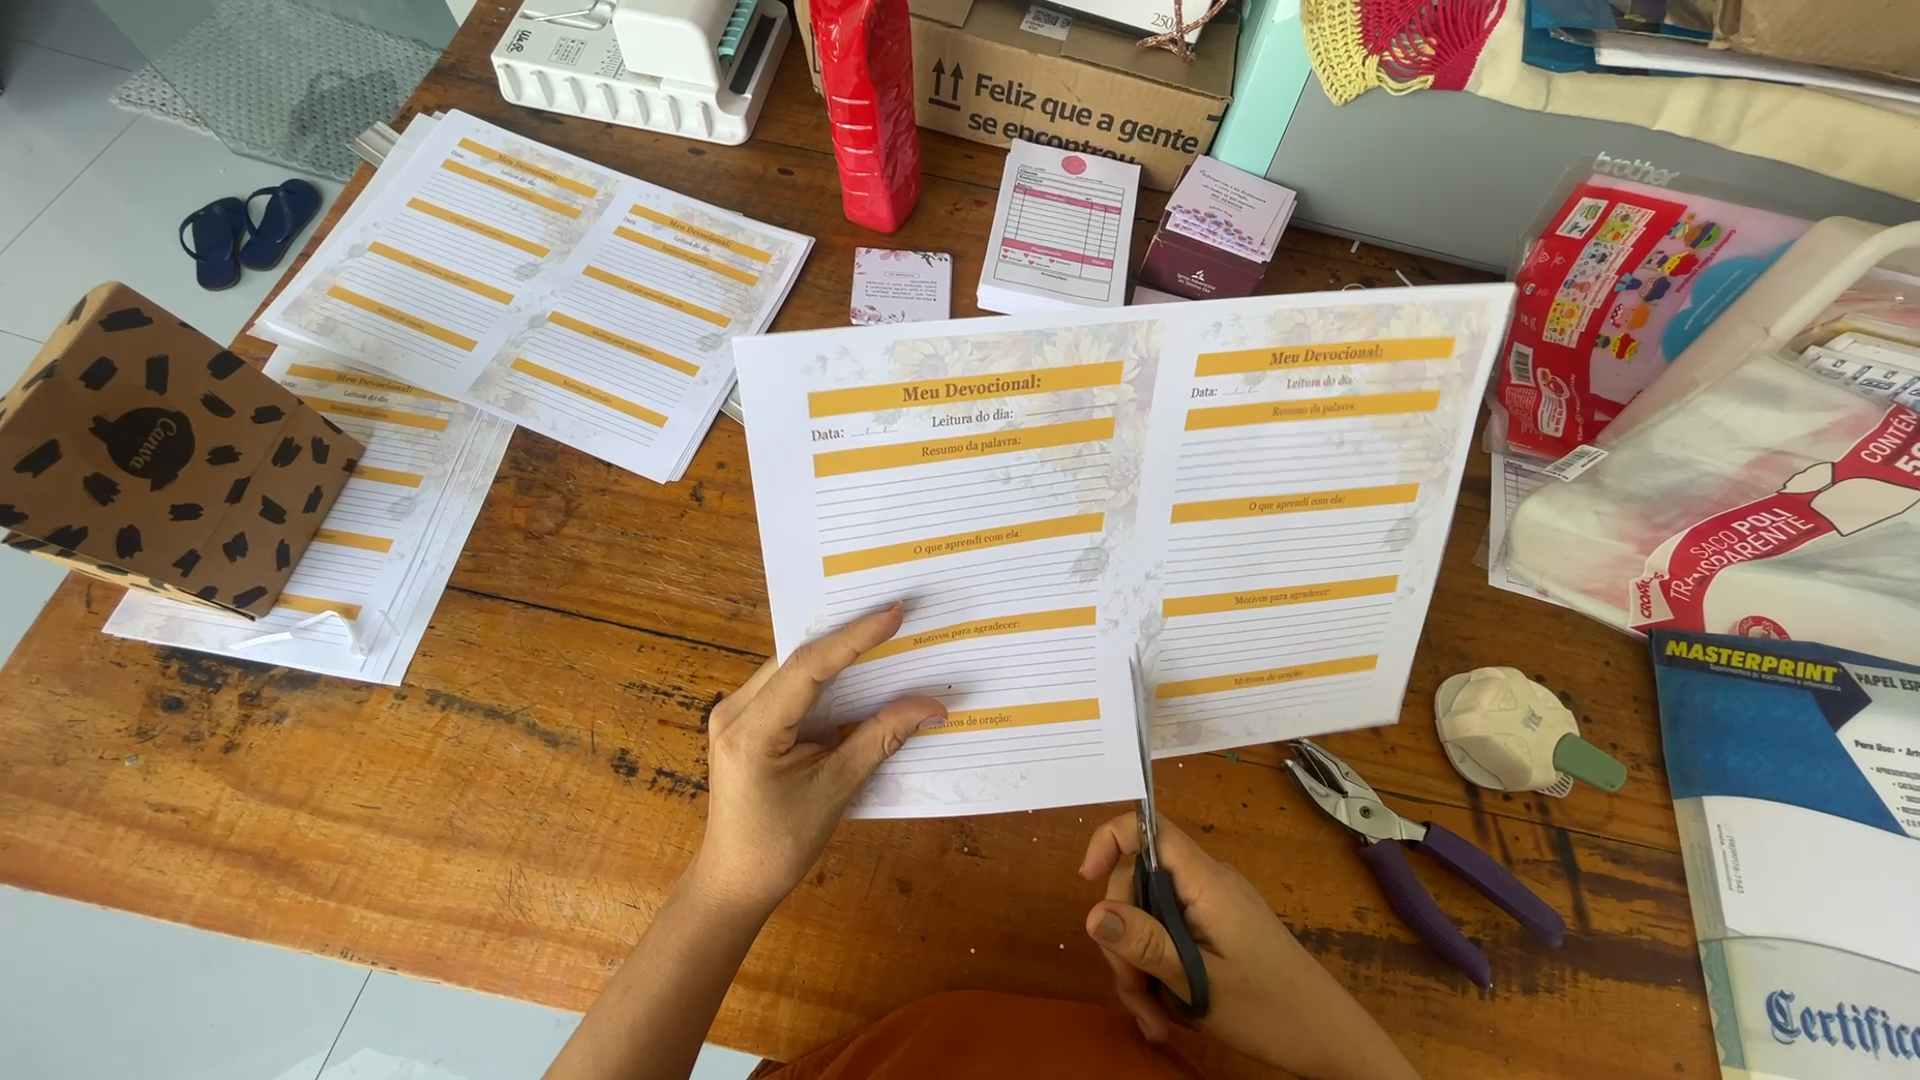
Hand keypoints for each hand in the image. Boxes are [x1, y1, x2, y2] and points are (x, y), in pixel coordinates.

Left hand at [694, 606, 945, 913]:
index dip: (854, 638)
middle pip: (796, 658)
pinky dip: (824, 677)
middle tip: (892, 615)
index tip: (893, 614)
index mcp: (751, 730)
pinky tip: (855, 673)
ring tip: (880, 635)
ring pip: (791, 667)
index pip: (808, 668)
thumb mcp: (837, 789)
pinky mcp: (745, 722)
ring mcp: (735, 713)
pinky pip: (788, 686)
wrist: (734, 881)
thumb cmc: (781, 844)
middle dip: (846, 636)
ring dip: (835, 654)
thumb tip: (932, 706)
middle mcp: (735, 710)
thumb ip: (881, 738)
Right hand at [1080, 813, 1419, 1079]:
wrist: (1334, 1042)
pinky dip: (1160, 970)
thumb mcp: (1199, 983)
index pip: (1148, 828)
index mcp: (1204, 881)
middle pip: (1138, 883)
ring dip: (1141, 966)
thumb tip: (1093, 915)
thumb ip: (1146, 944)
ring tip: (1154, 1018)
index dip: (1109, 840)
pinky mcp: (1217, 929)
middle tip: (1134, 992)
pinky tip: (1166, 1013)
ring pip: (1151, 916)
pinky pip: (1172, 934)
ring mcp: (1212, 906)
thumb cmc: (1272, 1010)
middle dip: (1124, 936)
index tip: (1087, 880)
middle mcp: (1205, 883)